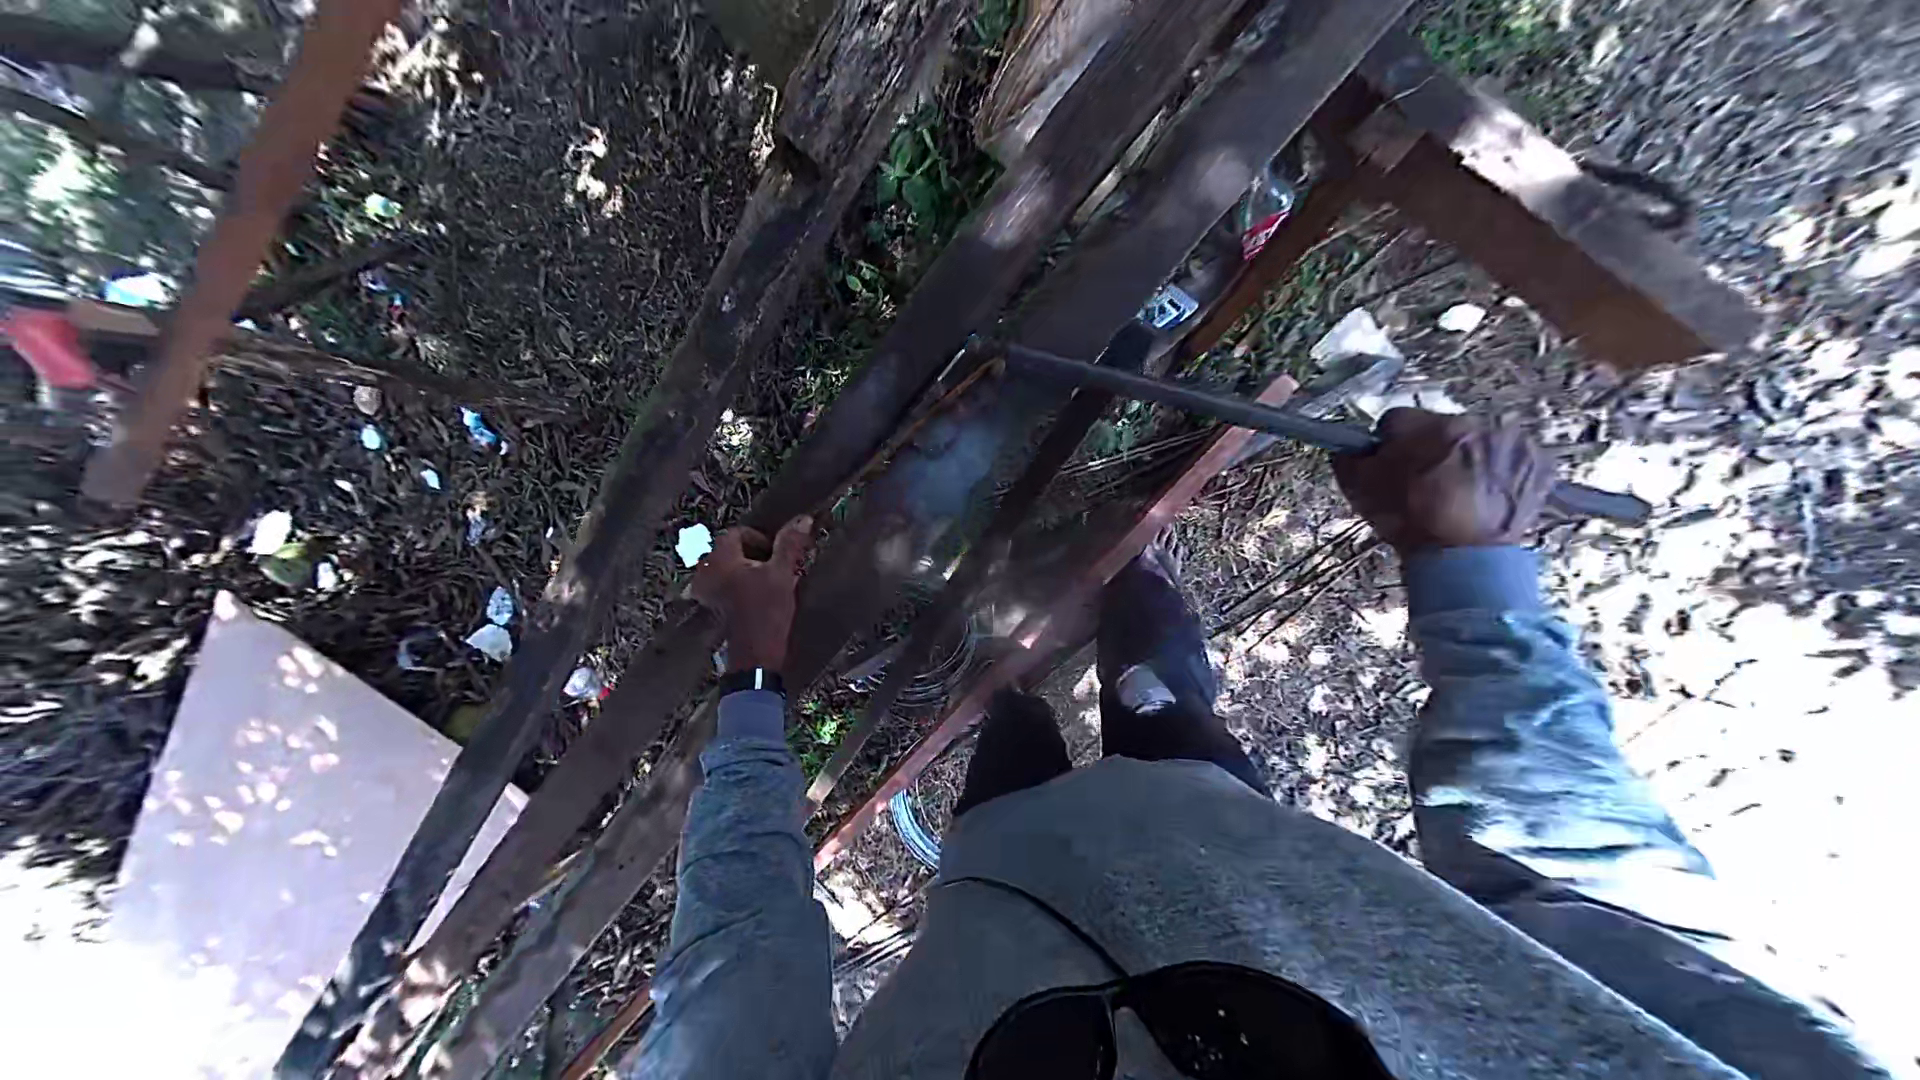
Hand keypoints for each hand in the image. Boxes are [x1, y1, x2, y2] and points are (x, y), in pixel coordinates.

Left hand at [690, 516, 814, 672]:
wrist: (755, 656)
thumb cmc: (766, 612)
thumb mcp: (782, 574)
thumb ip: (790, 544)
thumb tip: (803, 519)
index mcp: (719, 559)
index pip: (736, 533)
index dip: (760, 538)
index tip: (776, 554)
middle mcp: (706, 571)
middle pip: (730, 549)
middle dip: (753, 553)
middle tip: (774, 566)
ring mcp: (707, 591)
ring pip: (729, 567)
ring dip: (748, 568)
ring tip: (769, 581)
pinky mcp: (713, 606)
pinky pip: (726, 583)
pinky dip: (741, 583)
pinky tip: (758, 596)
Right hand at [1332, 408, 1551, 553]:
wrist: (1465, 556)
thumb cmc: (1408, 520)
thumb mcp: (1359, 490)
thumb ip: (1348, 459)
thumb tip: (1347, 447)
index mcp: (1423, 426)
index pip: (1395, 420)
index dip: (1387, 444)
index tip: (1388, 465)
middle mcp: (1471, 422)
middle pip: (1440, 428)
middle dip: (1430, 449)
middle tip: (1422, 484)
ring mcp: (1510, 440)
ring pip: (1476, 442)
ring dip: (1464, 460)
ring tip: (1455, 495)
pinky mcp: (1539, 462)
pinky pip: (1508, 459)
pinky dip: (1496, 473)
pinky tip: (1483, 498)